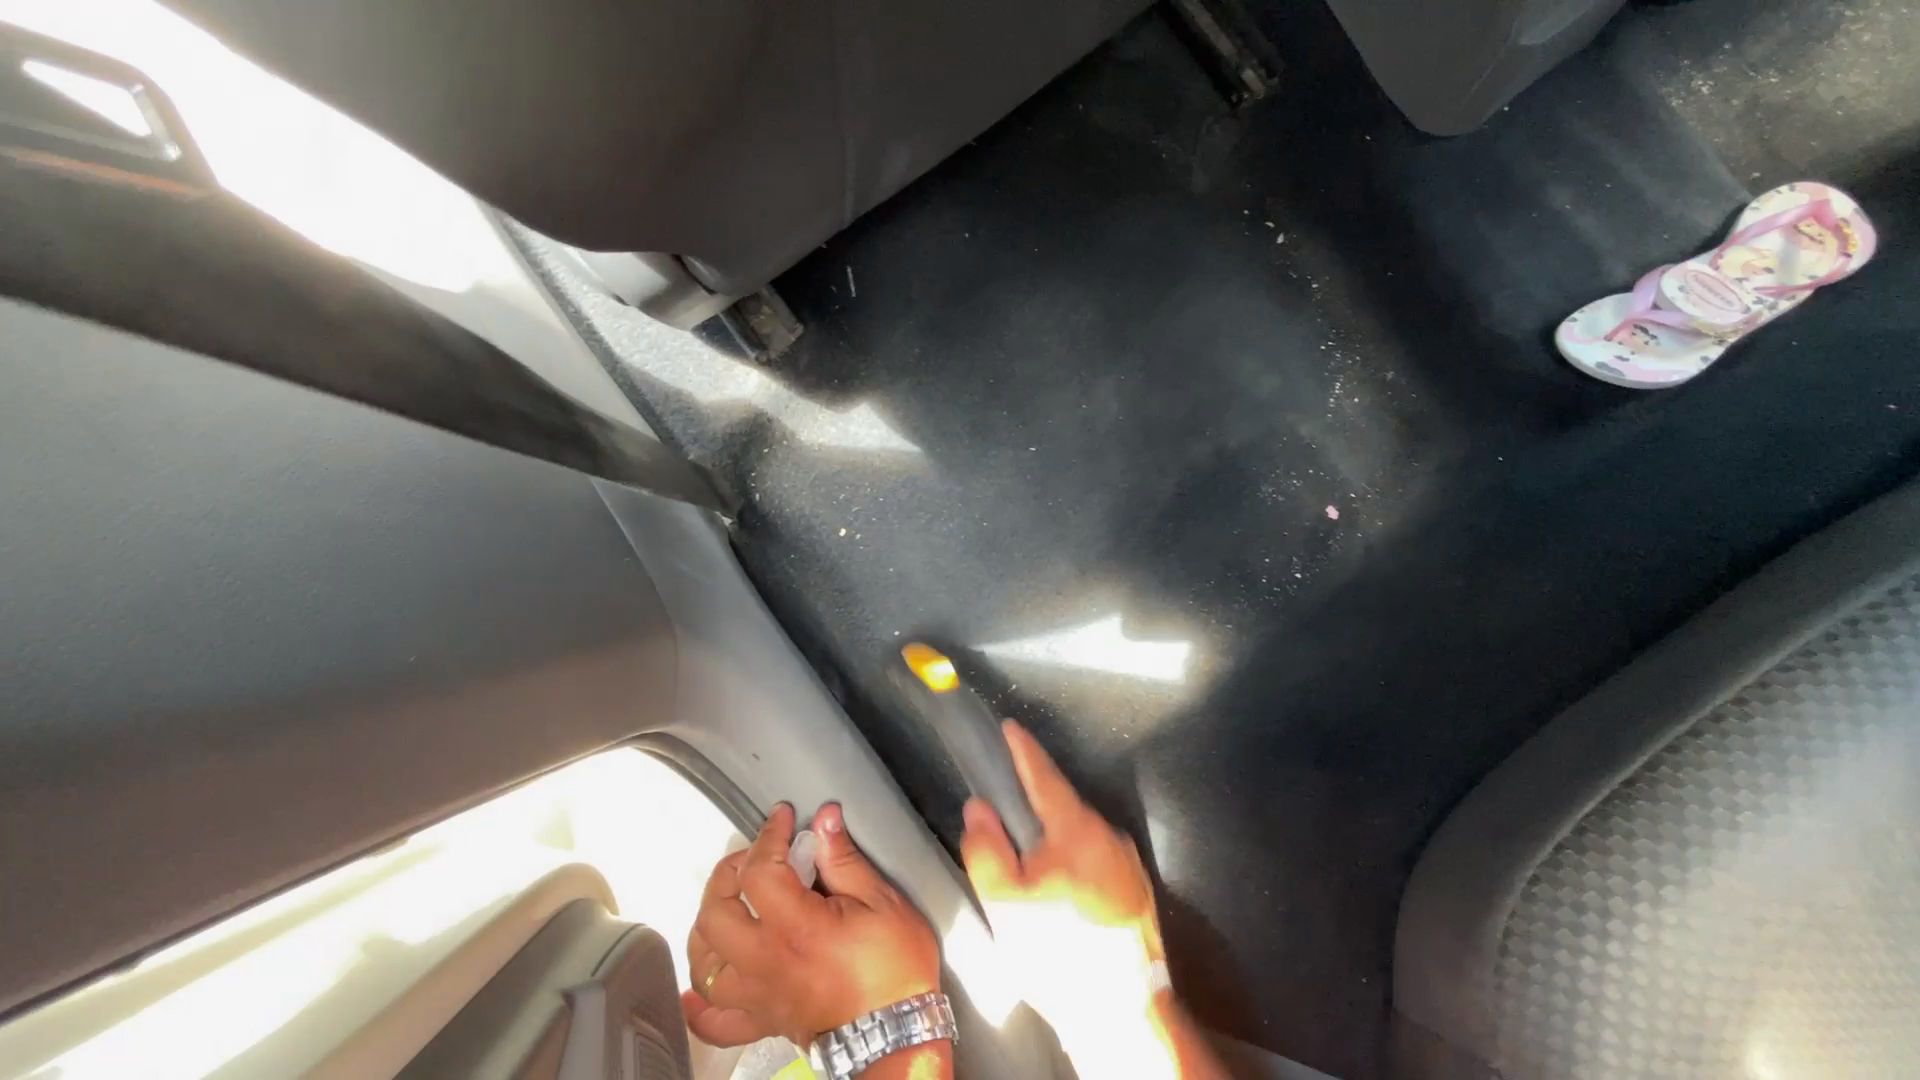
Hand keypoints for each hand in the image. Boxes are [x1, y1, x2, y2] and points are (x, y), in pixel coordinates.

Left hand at [681, 803, 942, 1048]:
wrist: (899, 1035)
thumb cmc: (894, 968)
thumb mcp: (881, 902)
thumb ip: (845, 859)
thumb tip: (824, 819)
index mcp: (794, 927)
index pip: (758, 871)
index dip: (767, 835)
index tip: (782, 817)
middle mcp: (764, 961)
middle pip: (715, 912)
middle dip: (728, 874)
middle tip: (756, 857)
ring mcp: (758, 994)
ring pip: (704, 962)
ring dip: (707, 926)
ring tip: (730, 904)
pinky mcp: (762, 1020)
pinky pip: (714, 1021)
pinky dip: (698, 1003)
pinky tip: (698, 985)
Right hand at [959, 722, 1163, 1042]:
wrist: (1122, 1010)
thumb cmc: (1058, 951)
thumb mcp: (1004, 902)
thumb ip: (986, 847)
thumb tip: (980, 808)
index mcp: (1075, 828)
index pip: (1043, 774)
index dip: (1022, 749)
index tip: (1010, 727)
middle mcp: (1108, 835)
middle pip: (1062, 807)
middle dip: (1035, 807)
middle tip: (1007, 821)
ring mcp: (1128, 862)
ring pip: (1080, 837)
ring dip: (1055, 841)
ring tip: (1032, 875)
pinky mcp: (1137, 889)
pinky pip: (1097, 860)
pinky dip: (1075, 864)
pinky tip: (1061, 896)